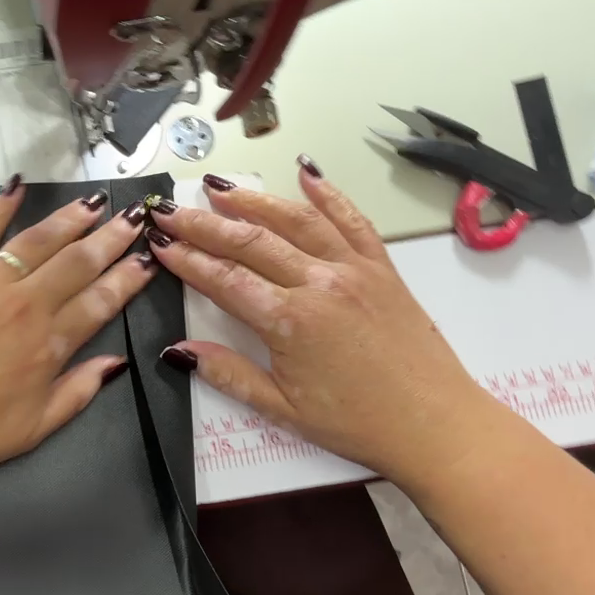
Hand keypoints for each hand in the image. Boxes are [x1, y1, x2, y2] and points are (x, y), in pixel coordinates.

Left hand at [0, 180, 158, 487]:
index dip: (129, 278)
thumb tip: (115, 361)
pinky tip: (16, 188)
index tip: (148, 258)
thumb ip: (79, 392)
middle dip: (111, 237)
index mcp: (50, 345)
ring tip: (93, 203)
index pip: (101, 301)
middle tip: (134, 216)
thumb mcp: (35, 428)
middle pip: (78, 263)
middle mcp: (26, 305)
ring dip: (69, 219)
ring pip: (37, 241)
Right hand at [147, 166, 503, 481]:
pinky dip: (327, 194)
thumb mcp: (281, 408)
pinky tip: (306, 172)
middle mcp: (321, 283)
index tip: (159, 244)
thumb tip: (178, 351)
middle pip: (251, 242)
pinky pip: (351, 220)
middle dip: (204, 223)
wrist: (435, 422)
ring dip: (254, 201)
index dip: (187, 260)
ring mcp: (355, 270)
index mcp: (291, 321)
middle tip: (169, 209)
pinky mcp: (382, 268)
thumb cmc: (357, 422)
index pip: (224, 279)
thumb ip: (228, 374)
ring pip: (296, 221)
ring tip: (220, 187)